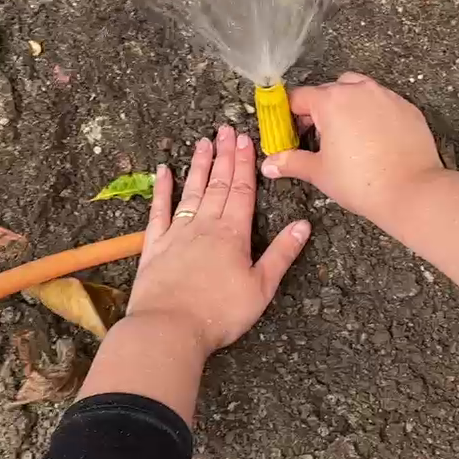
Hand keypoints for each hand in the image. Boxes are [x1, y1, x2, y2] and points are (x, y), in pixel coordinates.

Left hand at [129, 124, 311, 354]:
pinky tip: (164, 172)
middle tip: (227, 130)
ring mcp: (178, 233)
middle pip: (218, 184)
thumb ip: (281, 254)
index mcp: (233, 234)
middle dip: (224, 155)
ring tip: (203, 141)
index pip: (242, 190)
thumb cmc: (219, 313)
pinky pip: (159, 211)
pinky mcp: (154, 246)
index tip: (246, 140)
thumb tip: (303, 225)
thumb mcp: (261, 287)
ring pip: (191, 191)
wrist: (168, 329)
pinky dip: (161, 190)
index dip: (245, 164)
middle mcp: (205, 226)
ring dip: (199, 165)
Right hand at [259, 73, 458, 314]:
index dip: (290, 113)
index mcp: (331, 102)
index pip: (300, 97)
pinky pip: (383, 102)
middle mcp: (359, 91)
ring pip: (359, 89)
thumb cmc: (362, 182)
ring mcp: (386, 96)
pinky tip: (372, 138)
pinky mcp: (407, 107)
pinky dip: (373, 113)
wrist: (411, 191)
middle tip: (315, 135)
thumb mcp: (319, 172)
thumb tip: (270, 164)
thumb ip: (291, 162)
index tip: (288, 128)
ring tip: (345, 134)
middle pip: (329, 90)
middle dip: (318, 108)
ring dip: (347, 105)